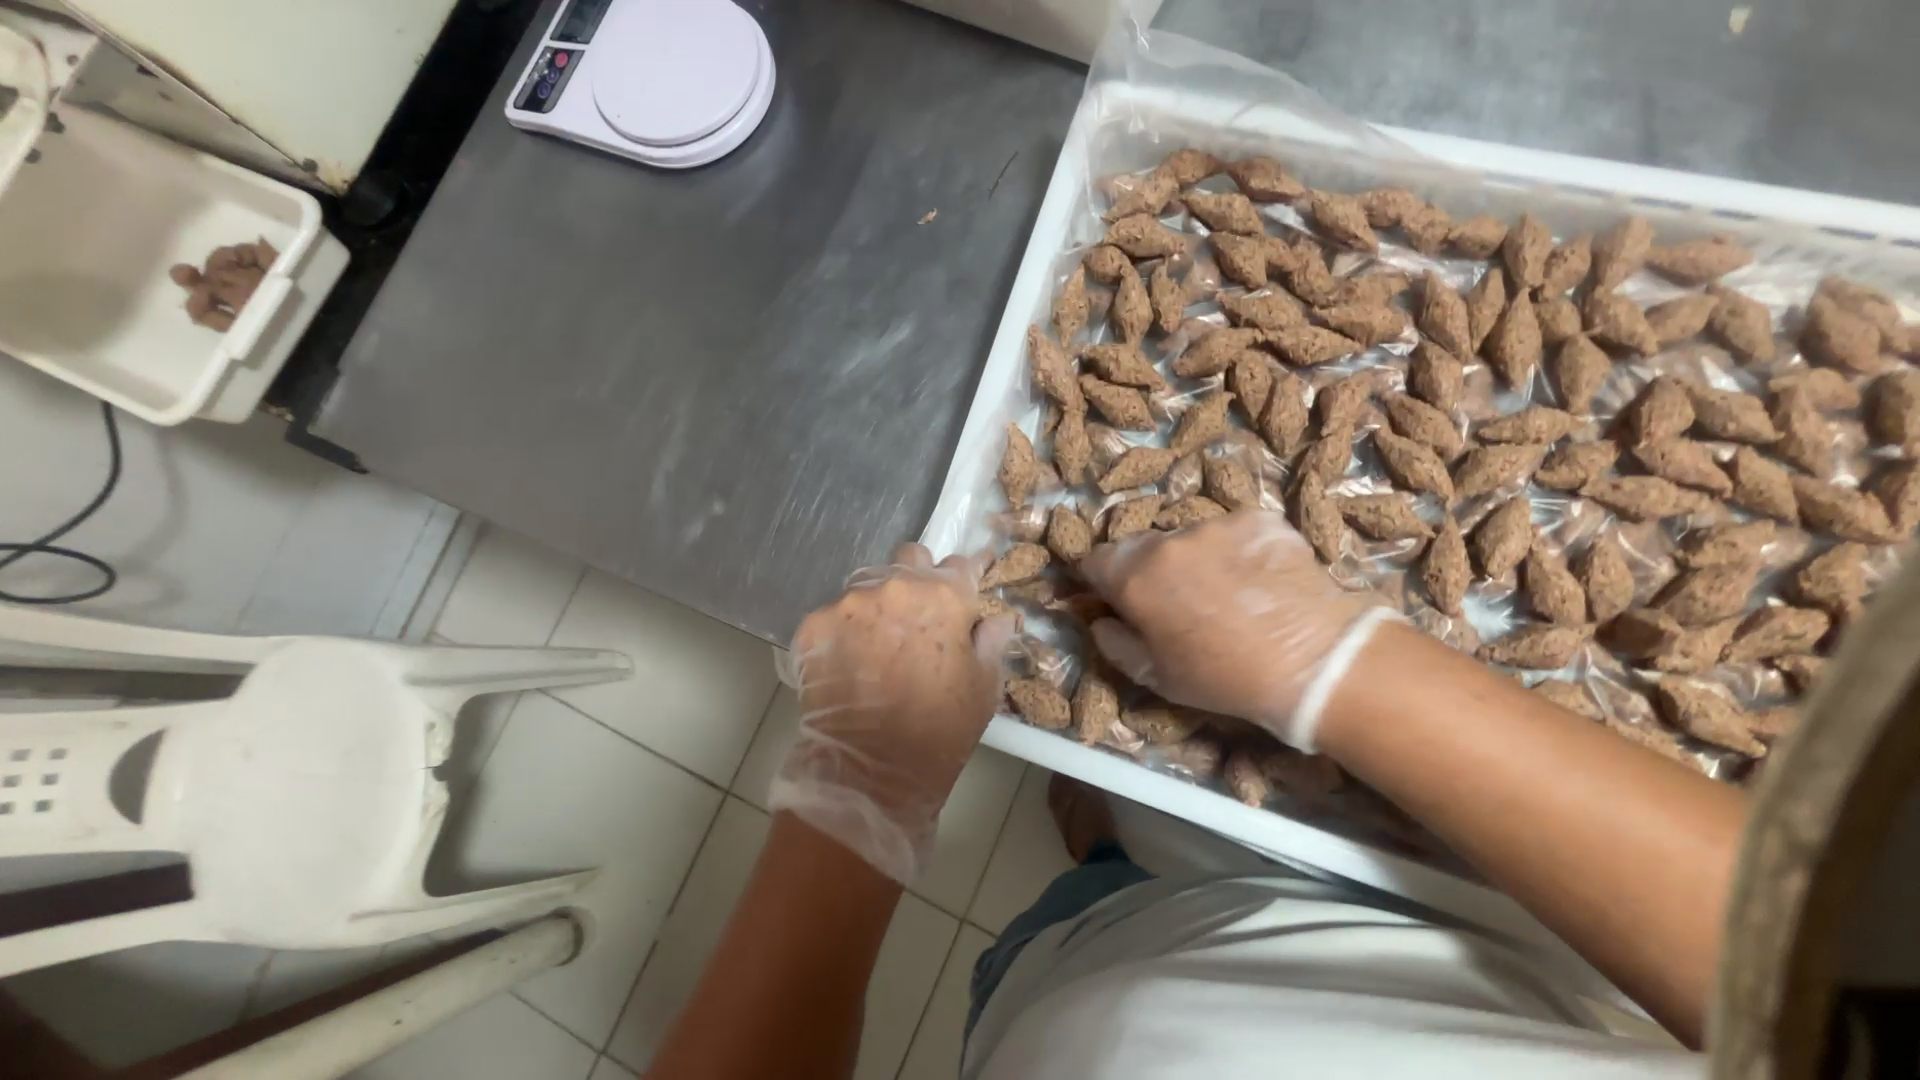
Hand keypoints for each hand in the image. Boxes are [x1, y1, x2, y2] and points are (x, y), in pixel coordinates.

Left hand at [770, 544, 1015, 883]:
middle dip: (917, 578)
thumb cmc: (940, 728)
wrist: (872, 767)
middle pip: (909, 560)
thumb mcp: (983, 686)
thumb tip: (996, 619)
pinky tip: (850, 660)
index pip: (960, 564)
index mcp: (943, 596)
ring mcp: (849, 603)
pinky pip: (834, 615)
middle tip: (919, 614)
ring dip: (879, 603)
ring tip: (880, 640)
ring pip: (868, 584)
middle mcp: (894, 587)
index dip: (966, 575)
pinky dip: (845, 631)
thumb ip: (990, 641)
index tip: (967, 584)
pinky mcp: (814, 626)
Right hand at [1080, 510, 1395, 750]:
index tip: (1116, 598)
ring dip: (1195, 558)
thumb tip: (1099, 620)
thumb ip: (1114, 643)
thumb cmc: (1224, 677)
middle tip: (1175, 601)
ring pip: (1189, 538)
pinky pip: (1233, 531)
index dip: (1100, 580)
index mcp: (1134, 577)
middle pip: (1141, 545)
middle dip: (1148, 568)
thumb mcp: (1156, 677)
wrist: (1314, 661)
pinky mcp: (1258, 518)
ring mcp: (1215, 524)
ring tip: (1225, 592)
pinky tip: (1257, 579)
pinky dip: (1237, 550)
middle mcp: (1168, 541)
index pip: (1094, 560)